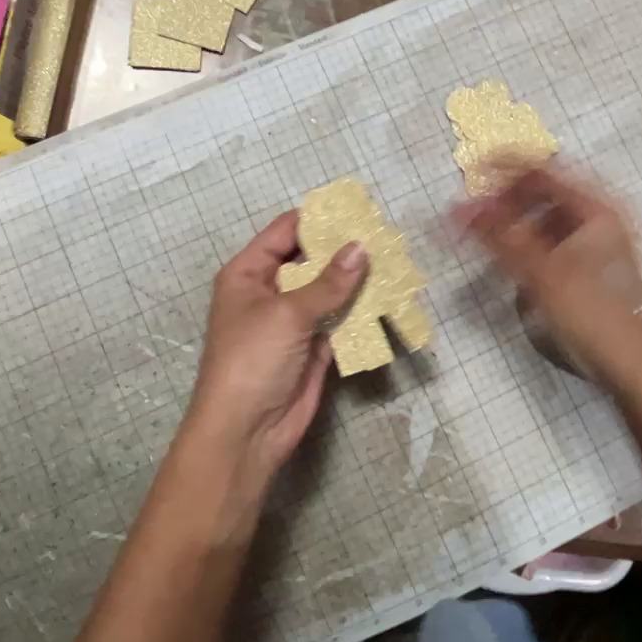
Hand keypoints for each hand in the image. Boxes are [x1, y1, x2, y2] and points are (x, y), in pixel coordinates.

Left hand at [183, 211, 367, 481]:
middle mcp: (270, 291)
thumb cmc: (252, 360)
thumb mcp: (287, 314)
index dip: (318, 219)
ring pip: (329, 290)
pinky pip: (341, 320)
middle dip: (344, 249)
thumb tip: (362, 247)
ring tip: (396, 262)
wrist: (246, 432)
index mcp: (249, 273)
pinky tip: (390, 299)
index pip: (285, 232)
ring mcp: (293, 320)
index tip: (357, 209)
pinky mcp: (314, 347)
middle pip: (311, 259)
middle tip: (385, 235)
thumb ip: (328, 282)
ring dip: (358, 281)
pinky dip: (362, 312)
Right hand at [454, 162, 641, 386]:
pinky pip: (555, 245)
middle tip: (472, 217)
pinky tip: (513, 267)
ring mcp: (603, 245)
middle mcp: (604, 218)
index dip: (502, 172)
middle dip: (505, 204)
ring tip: (487, 244)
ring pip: (548, 222)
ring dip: (515, 228)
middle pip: (544, 196)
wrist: (639, 369)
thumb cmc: (595, 315)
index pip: (541, 172)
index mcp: (598, 208)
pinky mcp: (597, 270)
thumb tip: (458, 209)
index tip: (469, 179)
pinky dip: (530, 248)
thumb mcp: (542, 273)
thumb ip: (498, 237)